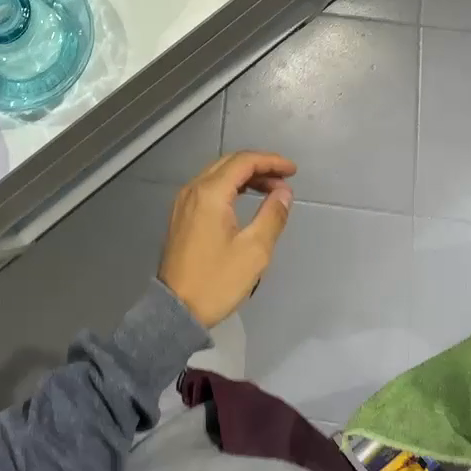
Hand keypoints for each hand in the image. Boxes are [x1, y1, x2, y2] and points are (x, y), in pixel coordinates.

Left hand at [157, 151, 295, 327]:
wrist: (177, 309)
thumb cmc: (217, 280)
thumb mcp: (254, 251)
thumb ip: (272, 216)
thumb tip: (284, 193)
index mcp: (210, 193)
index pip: (243, 162)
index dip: (271, 161)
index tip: (293, 170)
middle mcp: (193, 190)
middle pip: (229, 163)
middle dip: (259, 166)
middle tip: (285, 180)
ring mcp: (183, 202)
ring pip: (217, 174)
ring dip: (245, 176)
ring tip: (271, 190)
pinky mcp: (181, 215)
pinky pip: (208, 188)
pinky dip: (230, 187)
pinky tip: (245, 200)